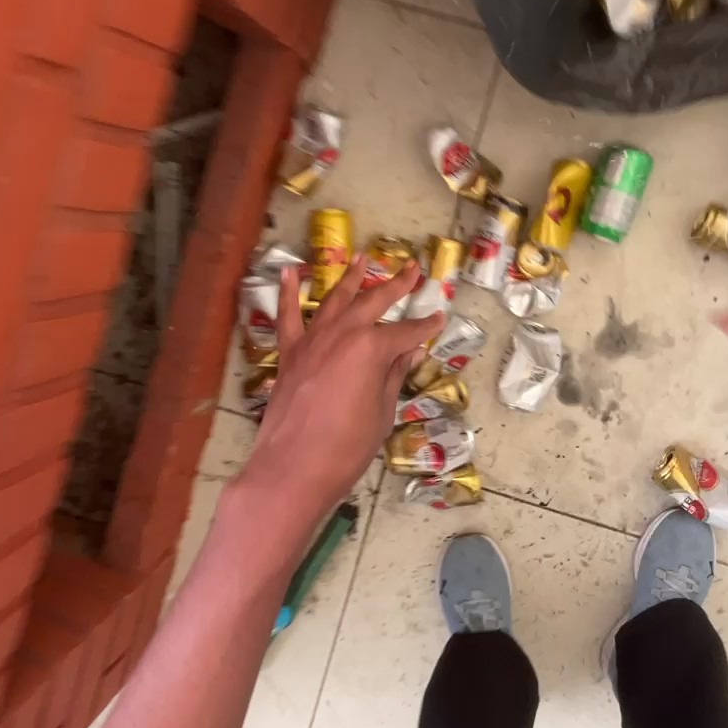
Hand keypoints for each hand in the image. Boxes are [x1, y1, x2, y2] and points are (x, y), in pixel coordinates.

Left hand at [231, 255, 443, 531]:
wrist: (293, 469)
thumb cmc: (347, 448)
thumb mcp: (381, 412)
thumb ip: (393, 375)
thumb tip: (409, 351)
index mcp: (371, 348)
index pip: (406, 333)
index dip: (425, 327)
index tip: (439, 317)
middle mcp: (342, 334)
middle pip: (374, 303)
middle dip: (396, 285)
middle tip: (412, 270)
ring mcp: (312, 340)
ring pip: (335, 300)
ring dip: (351, 278)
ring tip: (363, 258)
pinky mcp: (289, 353)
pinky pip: (288, 316)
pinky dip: (289, 292)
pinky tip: (291, 272)